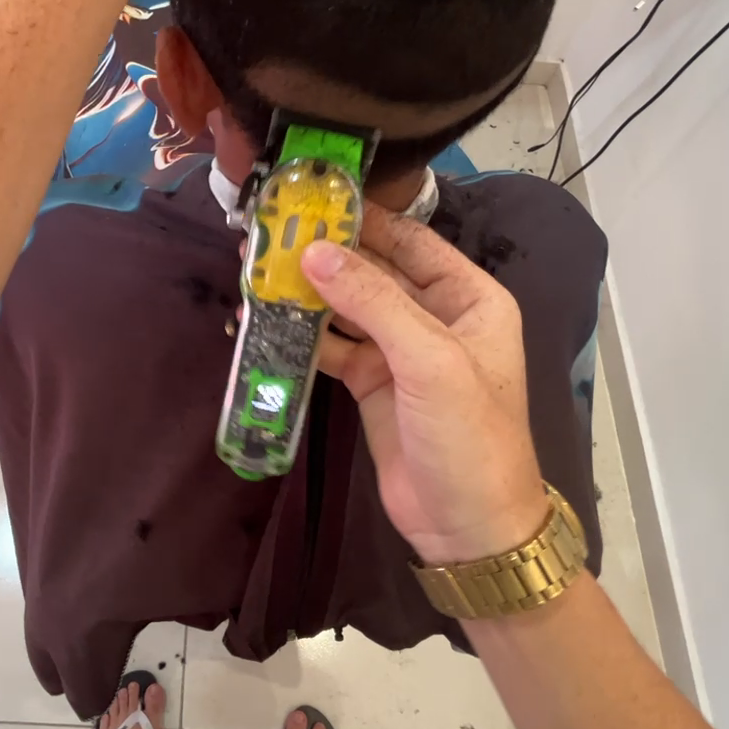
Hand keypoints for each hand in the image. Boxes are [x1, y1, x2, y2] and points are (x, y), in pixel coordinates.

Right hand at [302, 207, 549, 564]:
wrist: (467, 526)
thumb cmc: (468, 435)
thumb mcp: (429, 360)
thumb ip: (372, 301)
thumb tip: (314, 251)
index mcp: (468, 298)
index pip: (411, 242)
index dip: (364, 221)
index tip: (313, 202)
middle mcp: (434, 316)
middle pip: (373, 272)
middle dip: (327, 256)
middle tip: (271, 237)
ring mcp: (399, 351)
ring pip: (348, 308)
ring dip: (309, 294)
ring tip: (259, 274)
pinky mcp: (371, 382)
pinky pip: (334, 346)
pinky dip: (303, 336)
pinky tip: (268, 323)